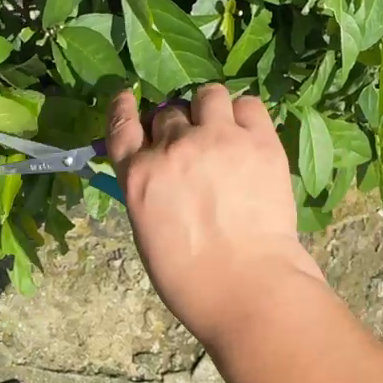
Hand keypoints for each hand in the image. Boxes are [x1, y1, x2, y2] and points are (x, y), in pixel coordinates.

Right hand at [105, 85, 323, 341]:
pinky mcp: (260, 141)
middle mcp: (174, 148)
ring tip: (219, 133)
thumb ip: (148, 194)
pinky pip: (248, 105)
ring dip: (208, 111)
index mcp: (139, 177)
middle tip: (188, 148)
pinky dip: (243, 116)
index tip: (127, 99)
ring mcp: (219, 139)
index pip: (123, 127)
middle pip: (168, 114)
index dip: (124, 109)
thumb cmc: (189, 280)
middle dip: (174, 128)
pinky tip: (246, 137)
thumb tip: (159, 174)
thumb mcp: (149, 235)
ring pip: (208, 96)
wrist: (246, 286)